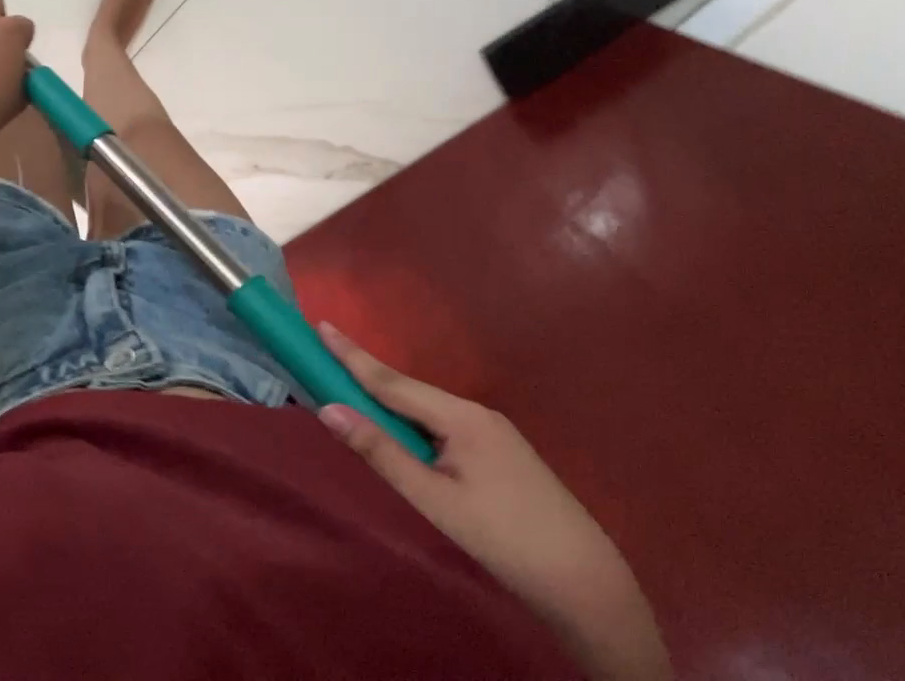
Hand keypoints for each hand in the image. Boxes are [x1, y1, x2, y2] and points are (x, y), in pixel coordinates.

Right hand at [316, 322, 670, 680]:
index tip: (321, 325)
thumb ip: (380, 452)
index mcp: (460, 416)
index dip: (351, 355)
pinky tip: (400, 436)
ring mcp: (491, 431)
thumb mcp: (432, 498)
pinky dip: (411, 423)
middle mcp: (476, 413)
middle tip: (323, 359)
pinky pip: (442, 425)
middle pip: (408, 390)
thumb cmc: (502, 537)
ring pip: (426, 409)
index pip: (392, 381)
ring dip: (387, 401)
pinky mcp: (498, 452)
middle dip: (365, 375)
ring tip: (349, 397)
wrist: (583, 579)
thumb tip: (329, 410)